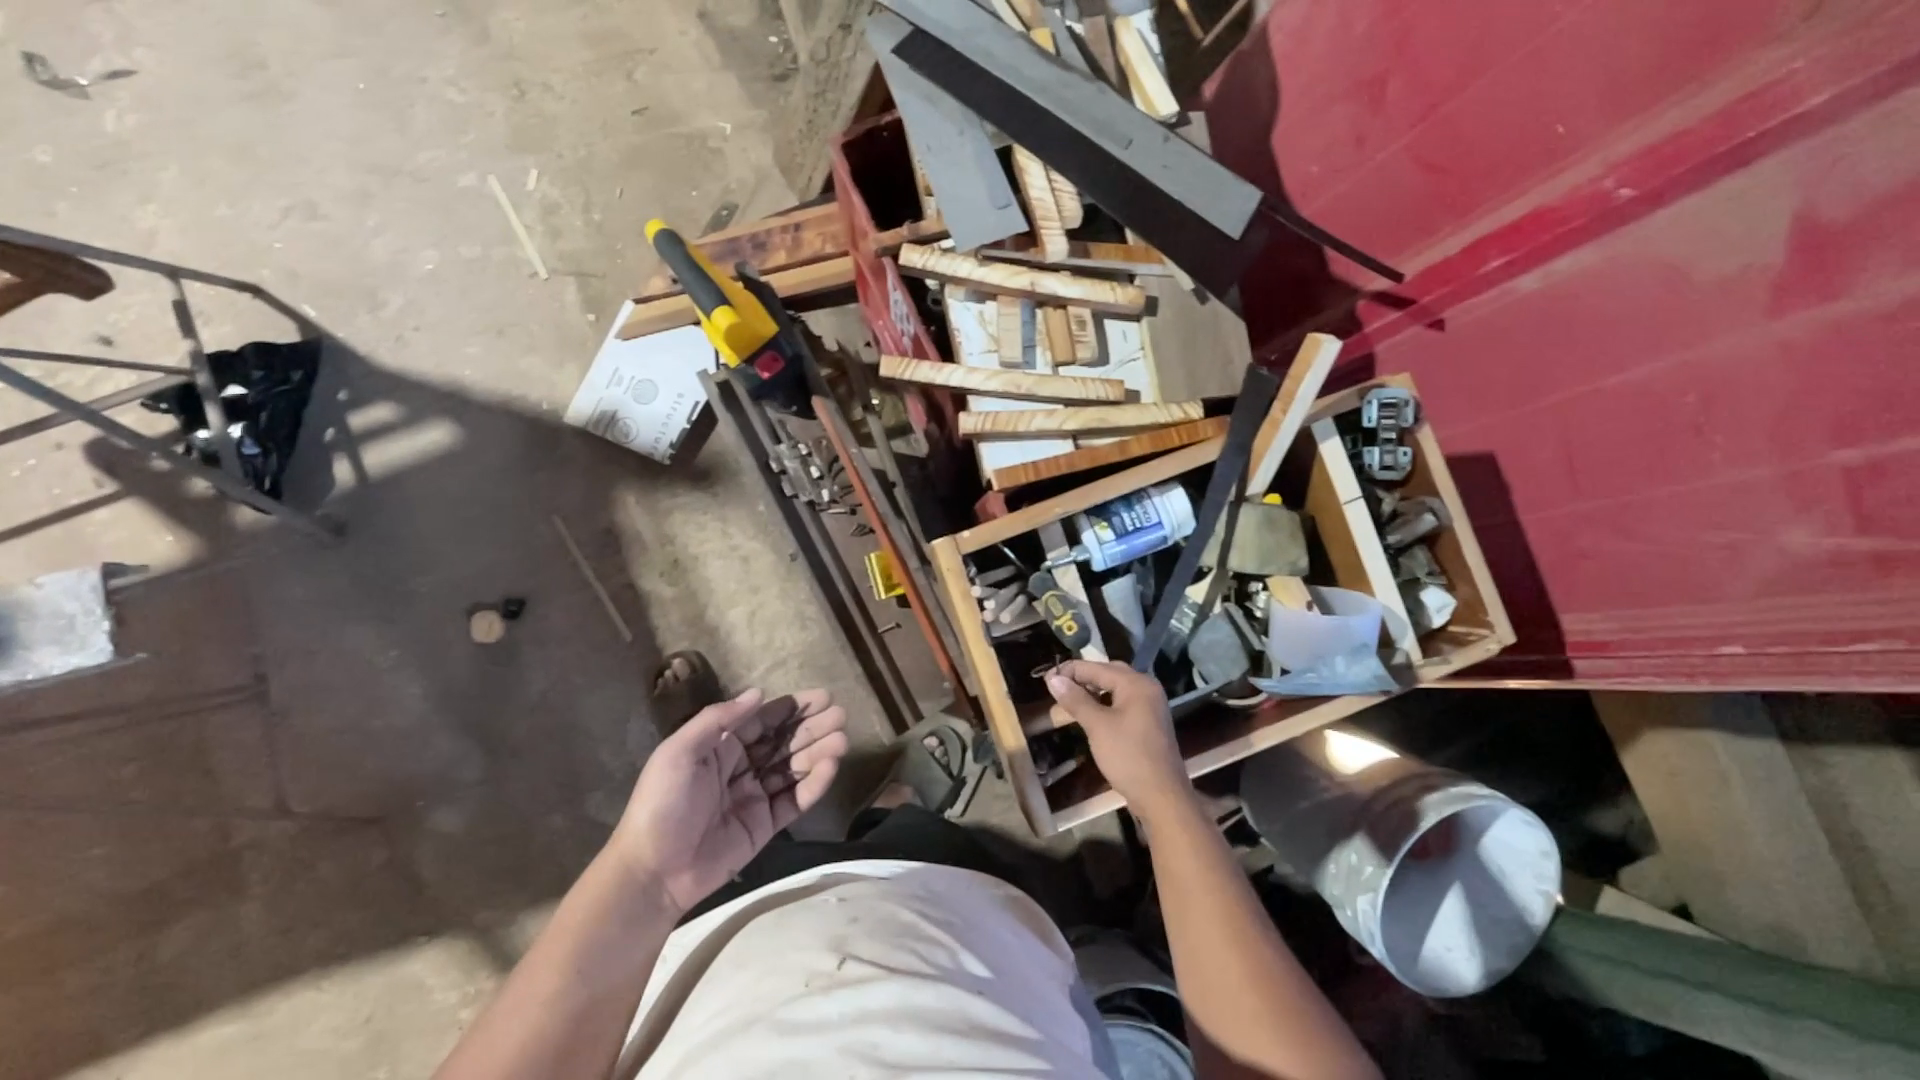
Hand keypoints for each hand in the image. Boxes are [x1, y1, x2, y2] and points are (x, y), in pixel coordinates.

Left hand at [610, 687, 848, 915]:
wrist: (654, 870)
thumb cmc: (661, 804)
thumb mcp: (679, 753)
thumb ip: (717, 720)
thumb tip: (757, 693)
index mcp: (718, 748)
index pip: (762, 722)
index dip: (791, 708)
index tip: (822, 697)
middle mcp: (740, 768)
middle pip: (783, 742)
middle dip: (812, 727)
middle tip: (841, 714)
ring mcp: (755, 797)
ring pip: (794, 768)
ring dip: (819, 752)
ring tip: (843, 739)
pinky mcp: (766, 825)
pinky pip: (795, 799)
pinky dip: (815, 783)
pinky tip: (831, 766)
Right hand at [1045, 660, 1192, 821]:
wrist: (1161, 795)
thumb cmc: (1128, 756)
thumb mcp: (1097, 726)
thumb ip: (1076, 699)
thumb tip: (1054, 679)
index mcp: (1136, 684)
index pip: (1097, 667)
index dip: (1070, 671)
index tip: (1046, 679)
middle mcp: (1147, 688)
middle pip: (1110, 673)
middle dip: (1083, 677)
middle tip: (1058, 687)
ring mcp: (1151, 705)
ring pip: (1117, 689)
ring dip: (1094, 691)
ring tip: (1070, 699)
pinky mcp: (1150, 722)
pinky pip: (1124, 703)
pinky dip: (1106, 703)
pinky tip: (1091, 714)